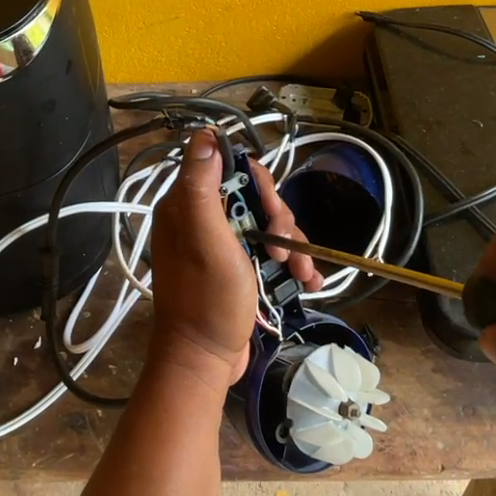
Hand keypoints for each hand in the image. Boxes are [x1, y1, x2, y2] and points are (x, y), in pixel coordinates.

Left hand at [148, 129, 319, 386]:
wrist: (205, 360)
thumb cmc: (207, 299)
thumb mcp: (206, 238)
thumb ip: (202, 186)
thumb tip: (203, 135)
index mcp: (187, 206)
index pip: (228, 167)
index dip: (257, 182)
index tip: (271, 209)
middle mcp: (201, 220)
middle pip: (254, 196)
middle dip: (279, 220)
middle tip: (282, 249)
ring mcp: (221, 246)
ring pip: (268, 224)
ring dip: (292, 245)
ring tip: (300, 272)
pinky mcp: (237, 268)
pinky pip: (270, 250)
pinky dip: (292, 263)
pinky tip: (308, 280)